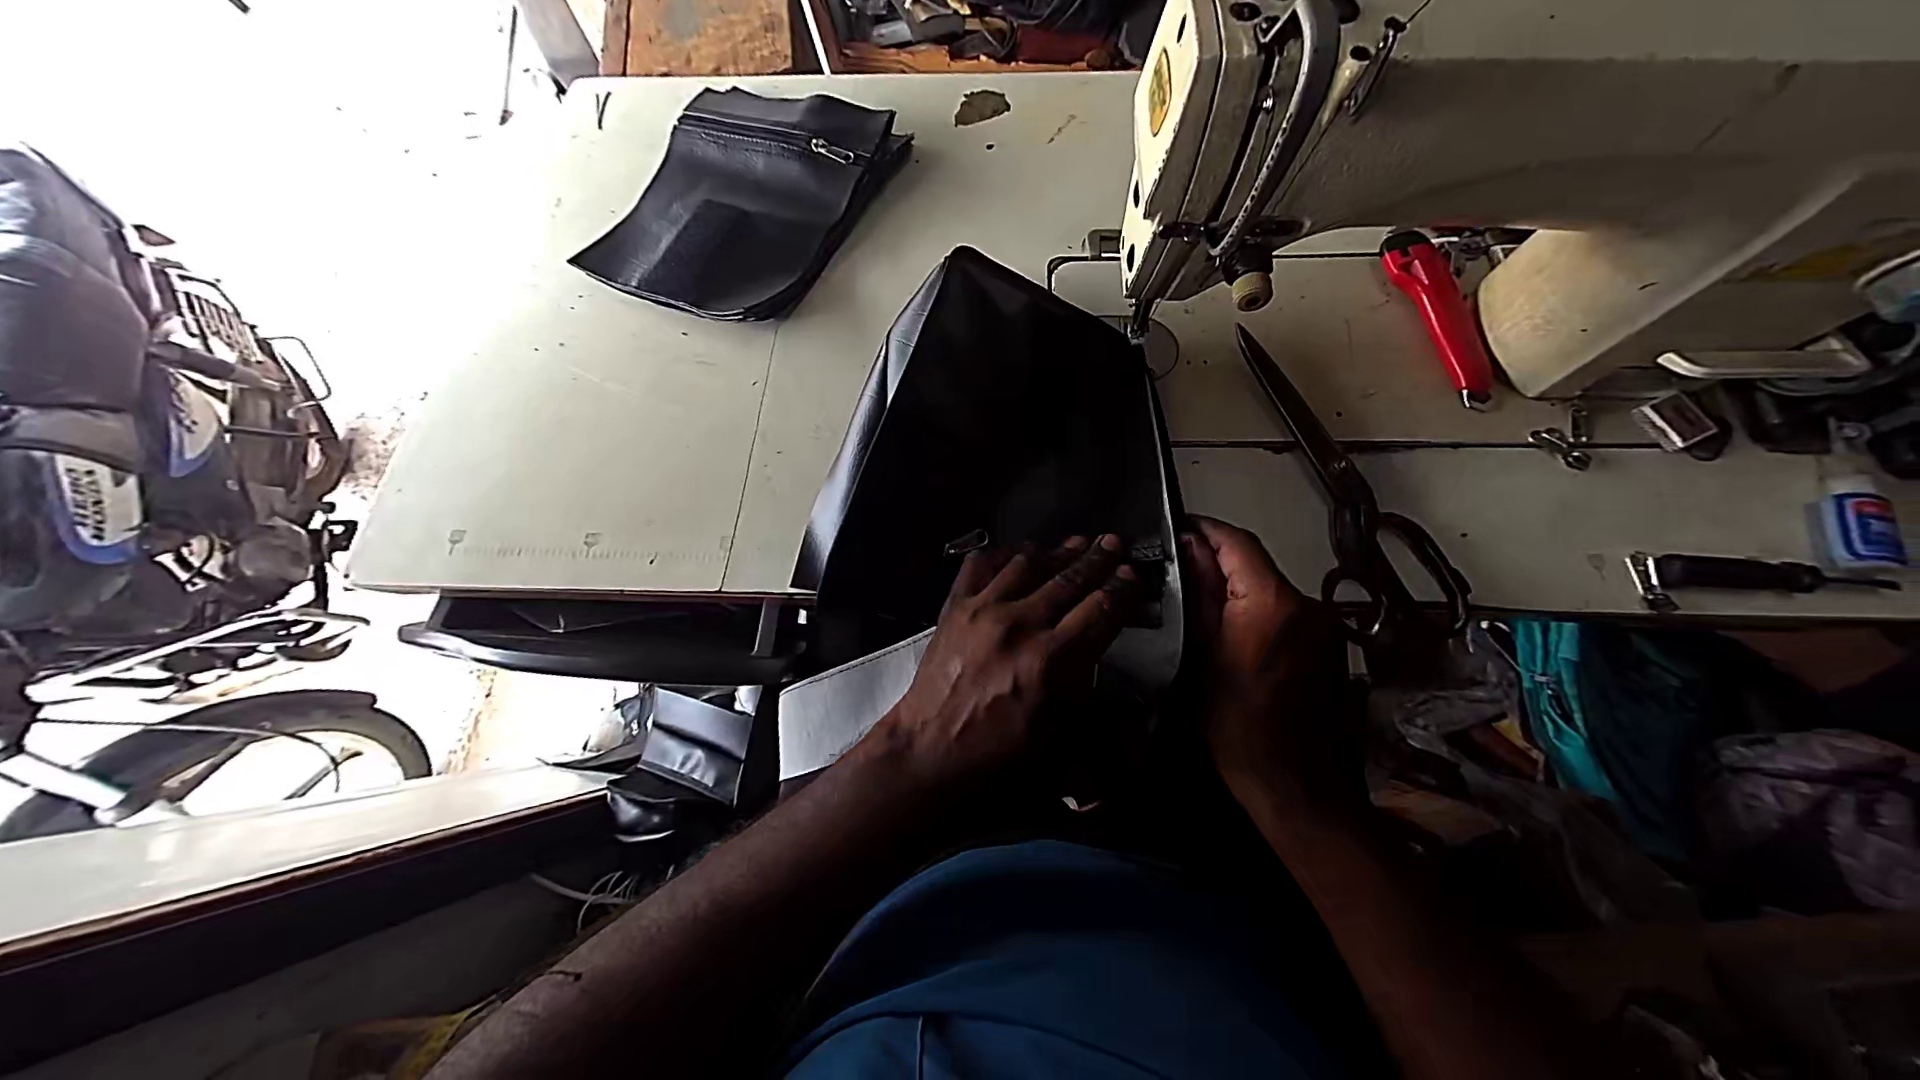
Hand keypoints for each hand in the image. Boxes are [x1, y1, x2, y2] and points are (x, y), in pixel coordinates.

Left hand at [859, 535, 1136, 795]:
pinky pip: (982, 565)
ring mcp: (984, 611)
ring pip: (1029, 565)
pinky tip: (1020, 551)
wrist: (932, 752)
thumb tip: (1142, 711)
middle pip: (1069, 579)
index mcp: (1053, 661)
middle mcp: (1020, 625)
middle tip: (1113, 543)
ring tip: (1077, 543)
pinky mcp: (955, 607)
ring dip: (1057, 552)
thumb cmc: (1001, 756)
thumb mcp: (1067, 751)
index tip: (1132, 577)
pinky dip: (1005, 553)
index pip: (1100, 609)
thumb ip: (1109, 726)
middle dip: (1097, 559)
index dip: (1121, 590)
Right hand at [1181, 516, 1353, 812]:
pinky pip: (1286, 609)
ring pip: (1270, 586)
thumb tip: (1190, 549)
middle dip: (1218, 559)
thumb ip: (1200, 595)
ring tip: (1199, 596)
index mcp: (1270, 603)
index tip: (1178, 527)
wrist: (1293, 781)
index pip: (1238, 543)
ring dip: (1238, 584)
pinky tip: (1232, 626)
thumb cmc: (1235, 723)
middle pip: (1256, 563)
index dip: (1206, 529)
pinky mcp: (1328, 643)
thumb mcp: (1202, 656)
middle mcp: (1306, 603)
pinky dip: (1258, 607)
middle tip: (1178, 565)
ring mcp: (1323, 624)